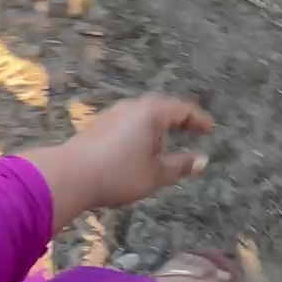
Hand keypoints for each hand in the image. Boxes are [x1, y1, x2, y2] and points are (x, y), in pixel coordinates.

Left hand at [22, 95, 213, 230]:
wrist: (70, 175)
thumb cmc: (119, 173)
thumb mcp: (155, 174)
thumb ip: (180, 165)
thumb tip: (203, 160)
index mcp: (152, 112)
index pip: (183, 110)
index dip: (199, 120)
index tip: (211, 128)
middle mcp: (135, 106)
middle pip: (163, 107)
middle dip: (179, 119)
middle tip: (192, 129)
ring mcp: (115, 112)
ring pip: (144, 113)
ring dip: (159, 125)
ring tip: (166, 142)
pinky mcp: (100, 123)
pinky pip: (130, 120)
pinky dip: (142, 129)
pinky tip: (139, 147)